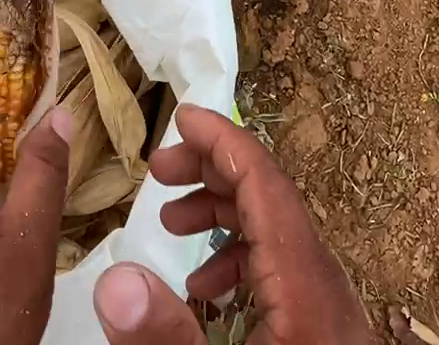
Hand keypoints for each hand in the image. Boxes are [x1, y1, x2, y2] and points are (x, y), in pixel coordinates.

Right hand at [91, 104, 374, 344]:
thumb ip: (166, 341)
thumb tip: (114, 275)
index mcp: (305, 282)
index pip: (265, 182)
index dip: (223, 140)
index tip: (181, 116)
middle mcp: (322, 283)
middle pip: (270, 197)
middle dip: (212, 172)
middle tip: (156, 171)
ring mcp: (325, 309)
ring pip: (274, 233)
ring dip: (220, 216)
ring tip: (170, 223)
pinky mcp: (318, 332)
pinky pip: (278, 272)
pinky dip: (236, 262)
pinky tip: (202, 292)